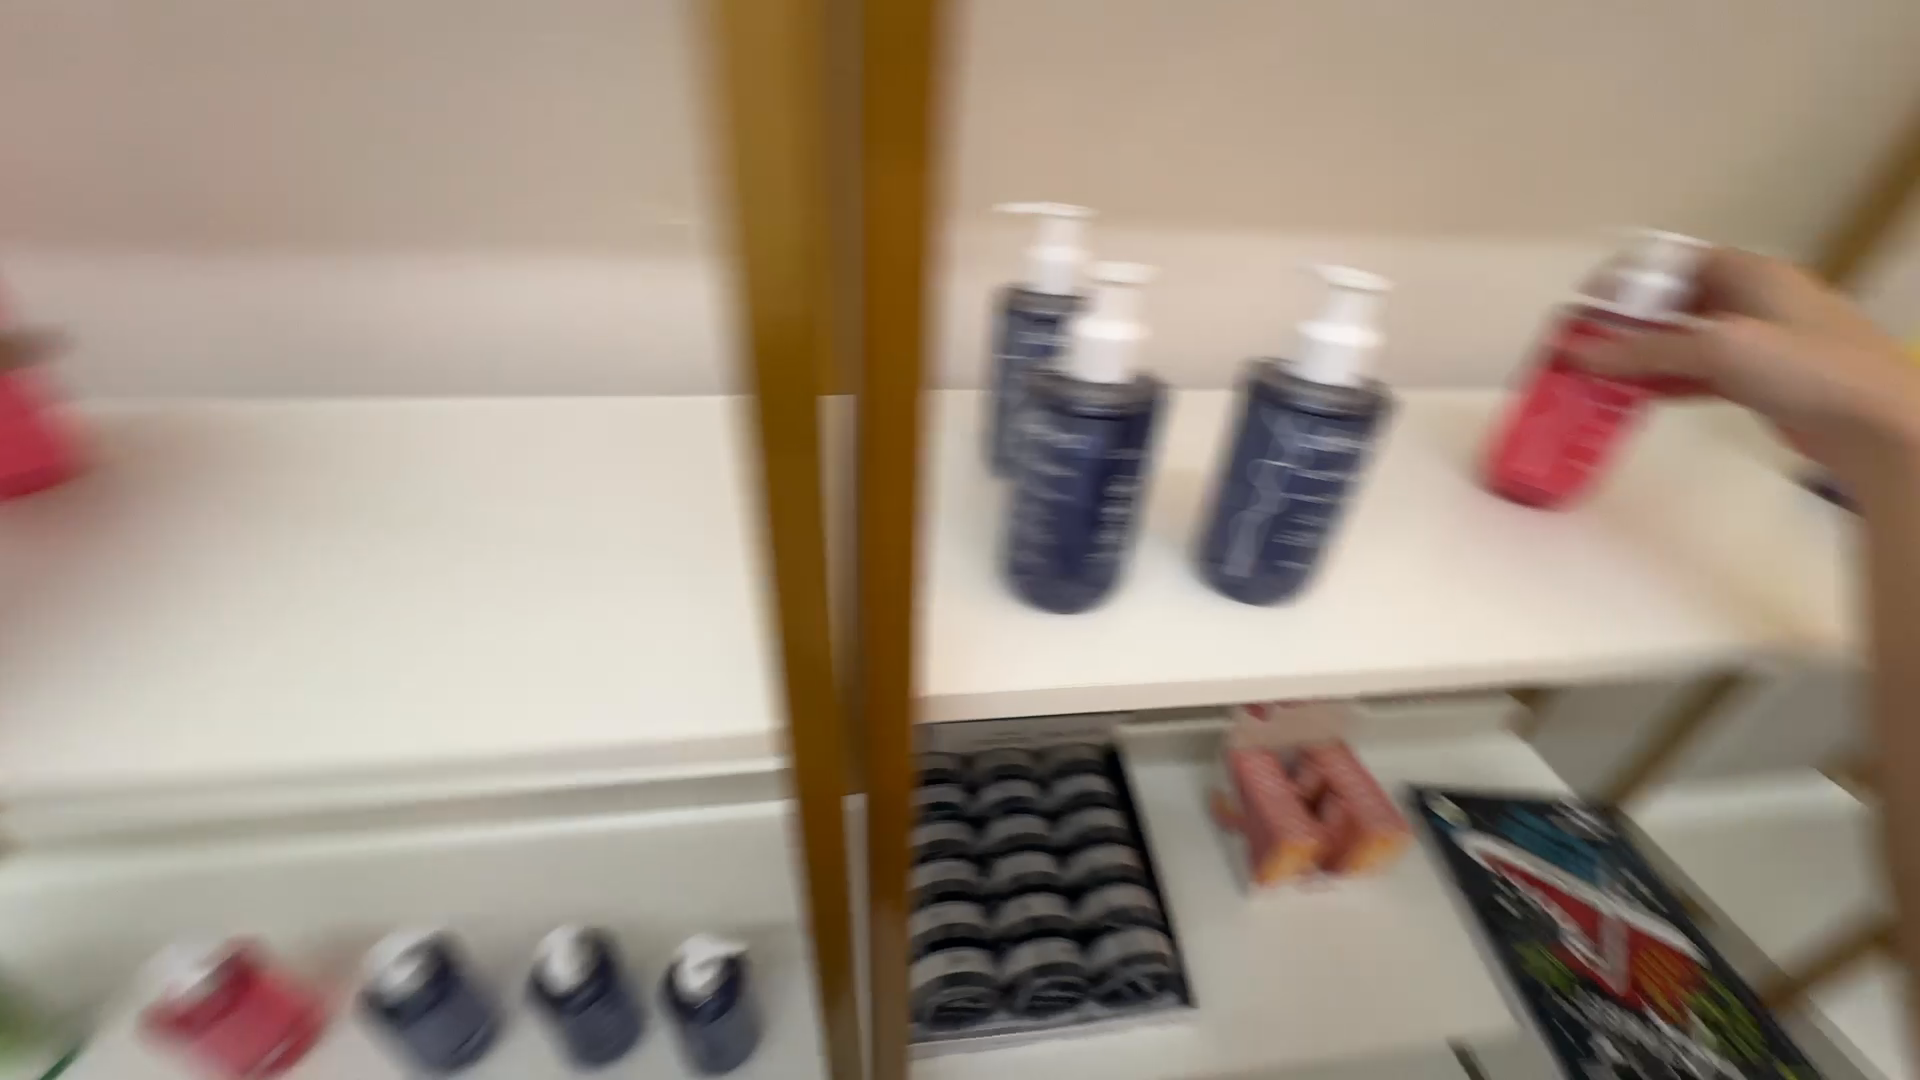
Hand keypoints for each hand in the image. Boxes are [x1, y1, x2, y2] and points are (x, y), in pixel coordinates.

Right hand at [1575, 247, 1919, 485]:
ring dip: (1632, 358)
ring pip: (1676, 342)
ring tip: (1589, 375)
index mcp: (1751, 277)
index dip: (1629, 277)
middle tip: (1578, 345)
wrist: (1877, 425)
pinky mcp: (1751, 380)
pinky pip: (1689, 374)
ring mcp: (1753, 343)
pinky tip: (1626, 398)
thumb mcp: (1719, 348)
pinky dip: (1656, 383)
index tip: (1586, 303)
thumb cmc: (1806, 368)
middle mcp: (1750, 303)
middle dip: (1621, 323)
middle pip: (1671, 304)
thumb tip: (1575, 355)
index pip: (1677, 262)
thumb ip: (1643, 351)